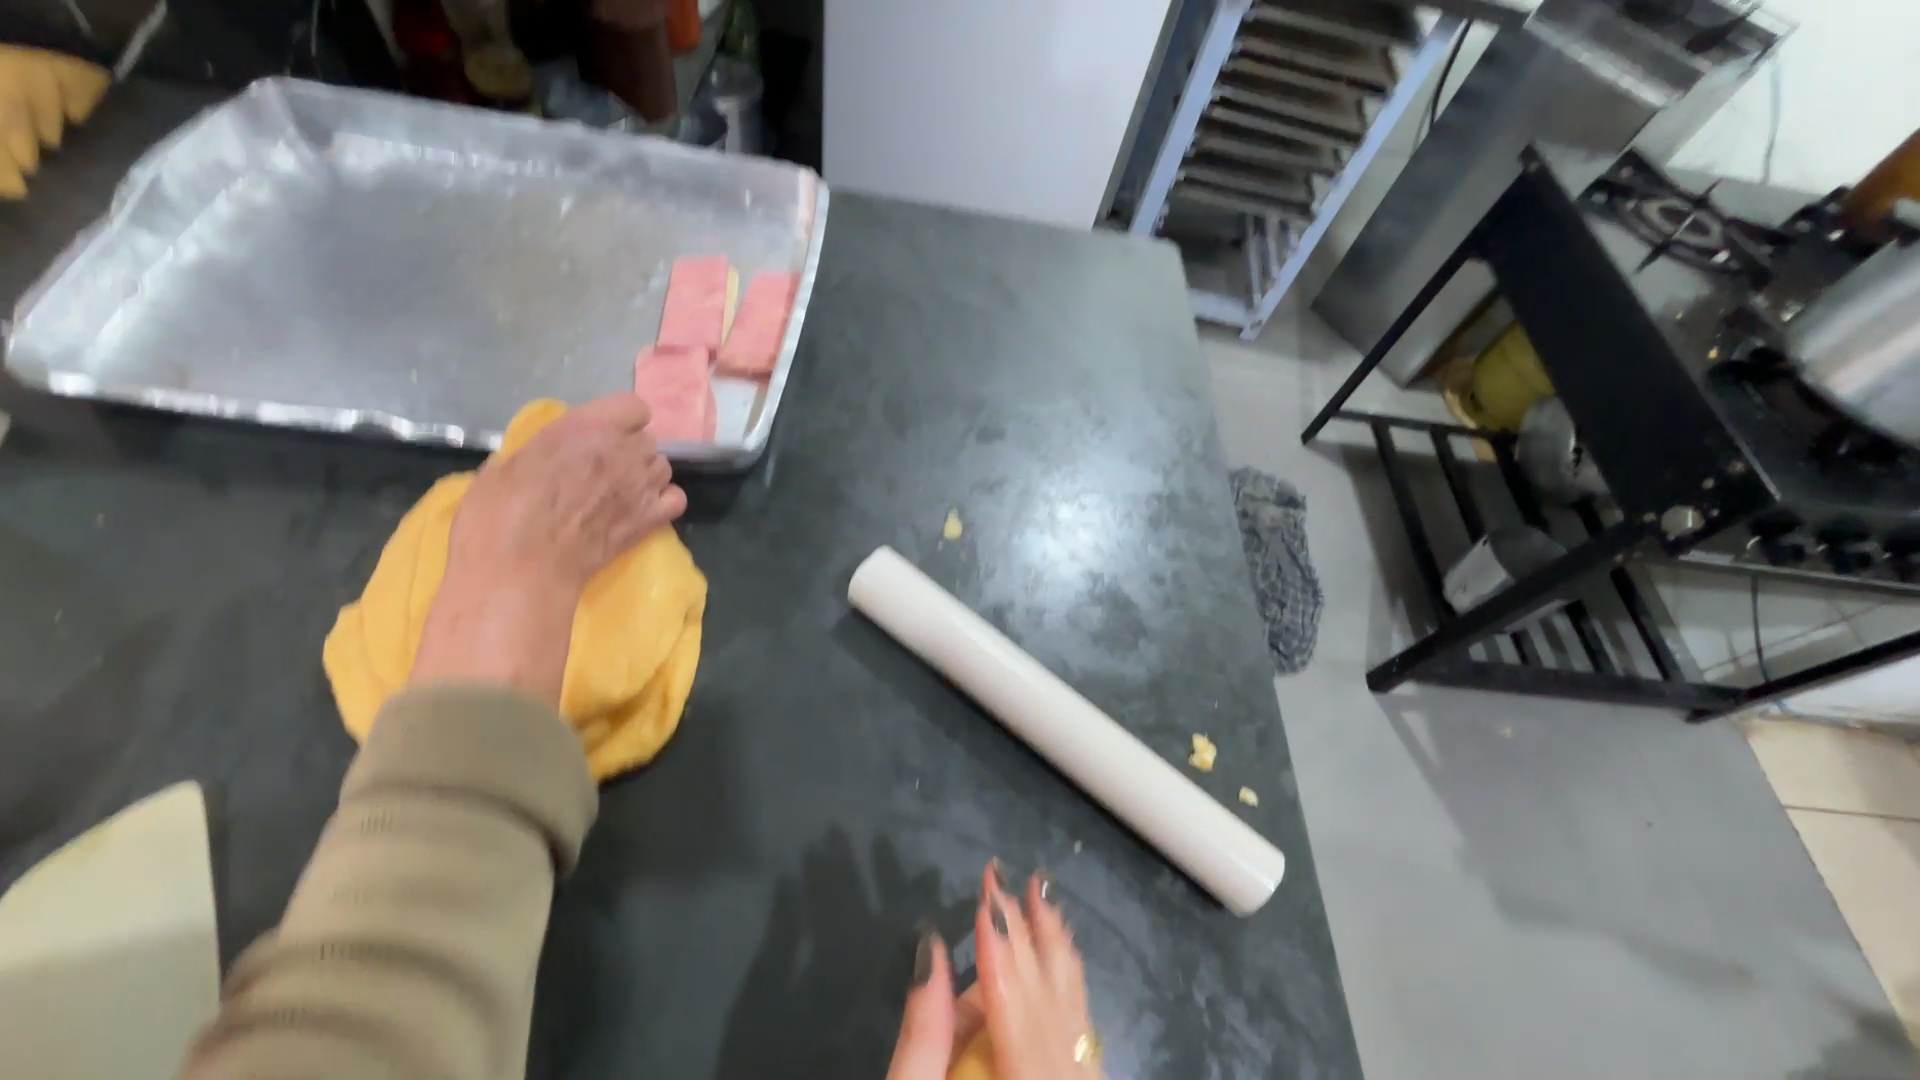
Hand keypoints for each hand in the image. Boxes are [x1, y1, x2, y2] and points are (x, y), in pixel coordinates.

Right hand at [410, 395, 687, 702]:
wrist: (521, 568)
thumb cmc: (498, 515)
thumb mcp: (506, 465)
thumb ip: (540, 450)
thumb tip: (545, 455)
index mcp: (585, 428)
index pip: (634, 407)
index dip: (622, 420)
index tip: (604, 434)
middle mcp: (621, 451)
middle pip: (648, 439)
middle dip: (630, 450)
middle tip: (605, 469)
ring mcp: (640, 486)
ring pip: (662, 467)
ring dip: (646, 475)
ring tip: (621, 491)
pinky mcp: (650, 519)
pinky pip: (676, 499)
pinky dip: (664, 501)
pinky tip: (643, 509)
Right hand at [887, 862, 1097, 1079]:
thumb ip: (924, 1029)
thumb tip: (929, 950)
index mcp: (1025, 1076)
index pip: (1011, 1000)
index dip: (1000, 945)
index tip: (986, 894)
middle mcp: (1063, 1075)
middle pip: (1044, 994)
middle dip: (1023, 931)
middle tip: (1002, 875)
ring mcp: (1078, 1077)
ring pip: (1070, 1003)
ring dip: (1051, 945)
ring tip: (1040, 893)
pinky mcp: (1077, 1077)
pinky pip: (1080, 1021)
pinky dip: (1067, 978)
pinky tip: (1059, 947)